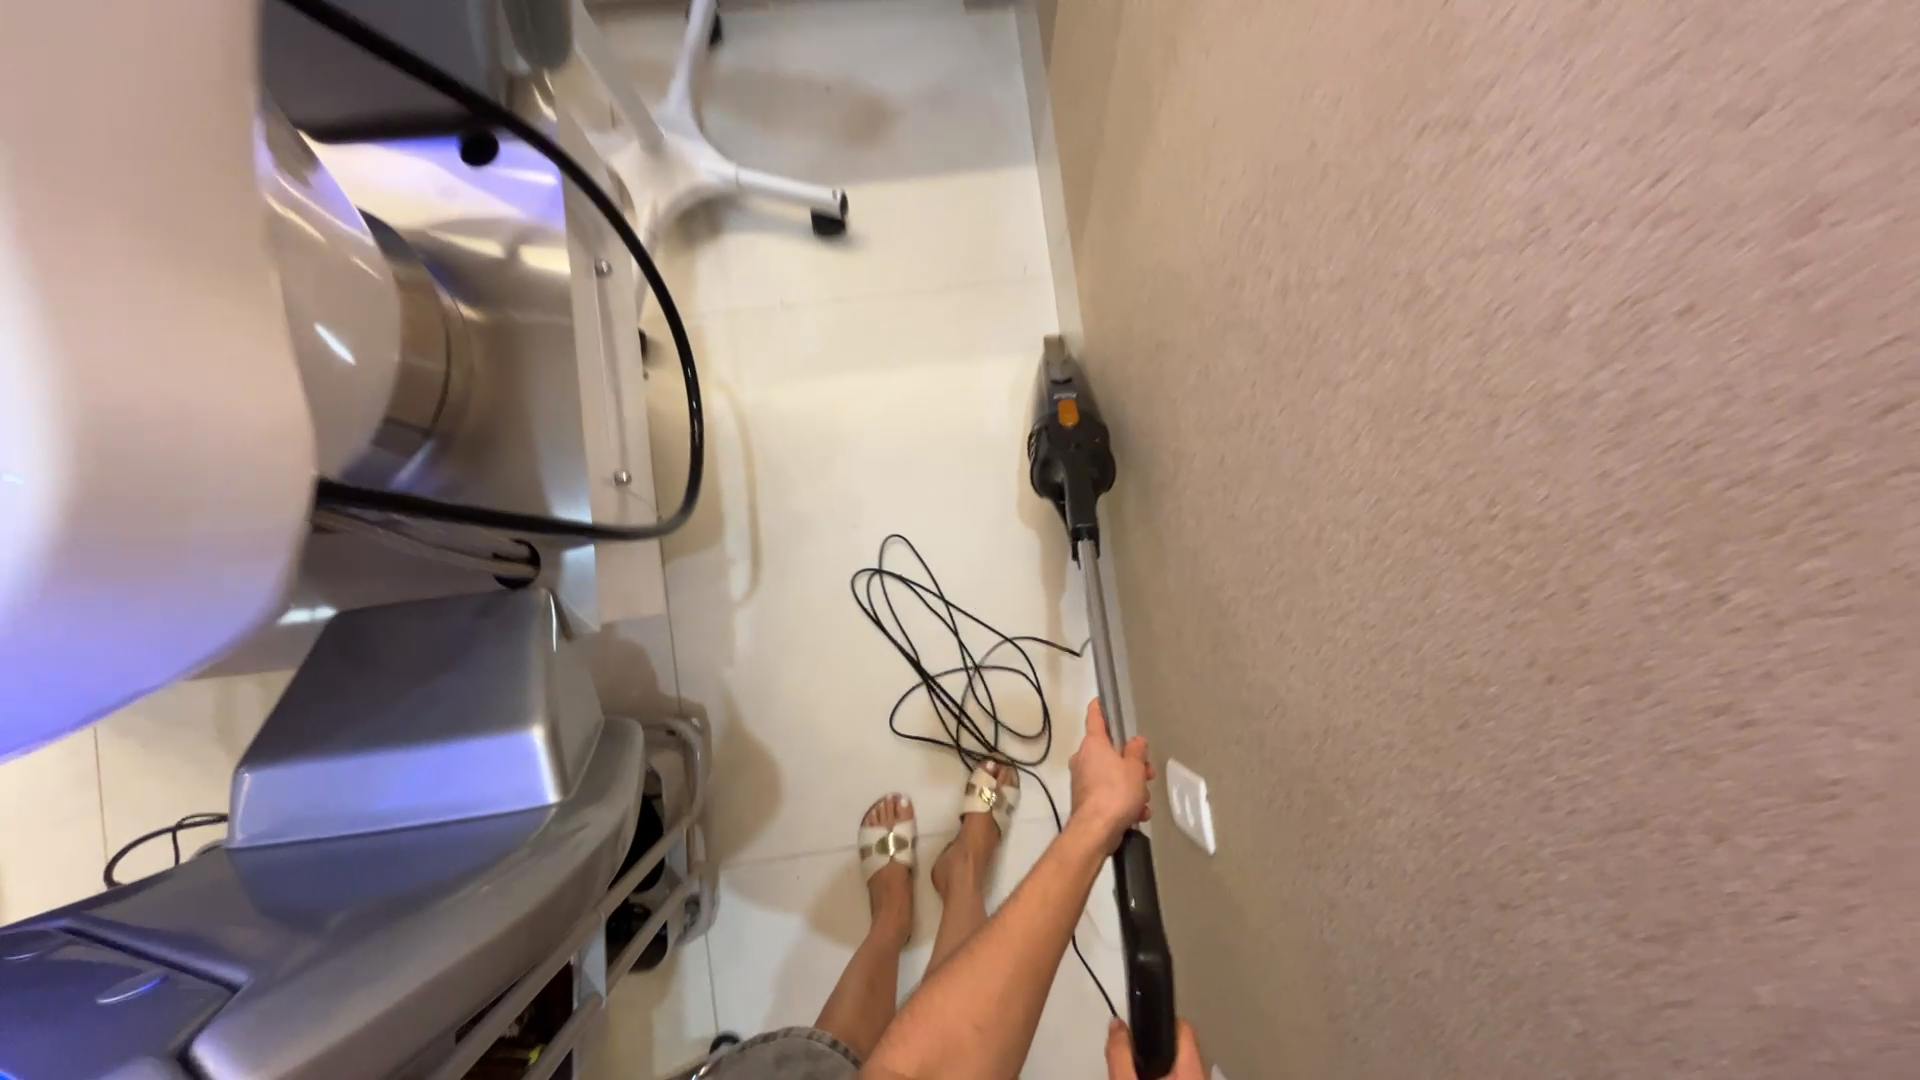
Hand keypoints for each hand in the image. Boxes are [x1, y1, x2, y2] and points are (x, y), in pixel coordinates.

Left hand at [1069, 698, 1153, 854]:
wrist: (1096, 829)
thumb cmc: (1116, 792)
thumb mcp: (1134, 768)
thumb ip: (1137, 751)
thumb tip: (1135, 741)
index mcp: (1093, 744)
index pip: (1095, 717)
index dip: (1100, 707)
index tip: (1101, 699)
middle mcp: (1083, 758)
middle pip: (1111, 752)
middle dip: (1132, 763)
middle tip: (1147, 774)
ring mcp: (1083, 780)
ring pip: (1113, 775)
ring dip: (1132, 786)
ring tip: (1143, 801)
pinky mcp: (1086, 800)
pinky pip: (1110, 794)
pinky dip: (1124, 802)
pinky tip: (1137, 814)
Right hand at [1105, 1017, 1205, 1079]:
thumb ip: (1120, 1053)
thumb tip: (1117, 1024)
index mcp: (1190, 1069)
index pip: (1184, 1027)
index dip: (1162, 1018)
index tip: (1142, 1022)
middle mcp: (1202, 1076)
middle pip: (1184, 1045)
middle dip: (1159, 1043)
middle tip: (1136, 1051)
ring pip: (1184, 1064)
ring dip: (1164, 1061)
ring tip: (1140, 1069)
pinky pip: (1186, 1077)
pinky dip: (1170, 1075)